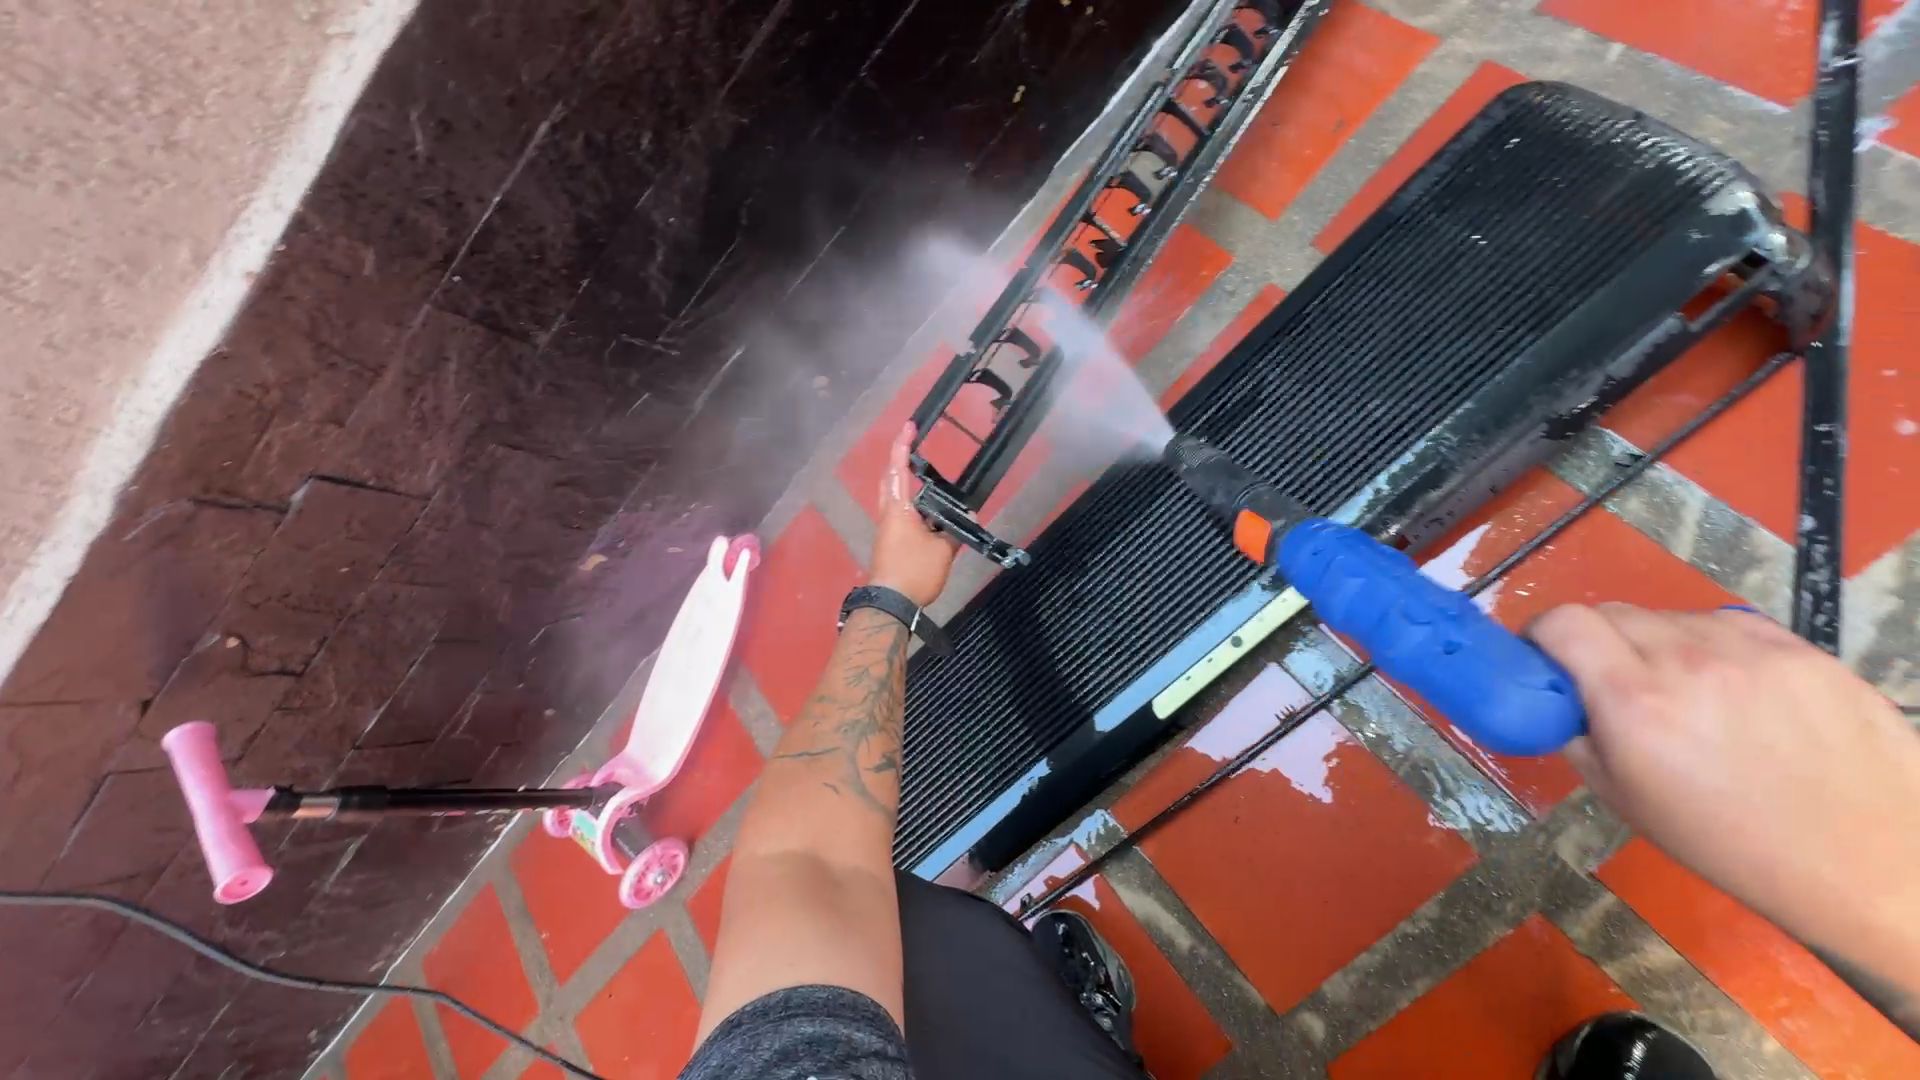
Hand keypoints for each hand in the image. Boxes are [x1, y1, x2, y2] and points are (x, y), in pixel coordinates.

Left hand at [868, 423, 957, 608]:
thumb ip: (954, 531)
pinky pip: (899, 514)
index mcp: (898, 508)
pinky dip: (912, 505)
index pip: (898, 469)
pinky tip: (929, 513)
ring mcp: (886, 528)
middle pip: (889, 479)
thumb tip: (966, 517)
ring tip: (927, 481)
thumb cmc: (914, 571)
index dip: (903, 445)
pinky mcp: (889, 542)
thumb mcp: (942, 551)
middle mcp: (888, 513)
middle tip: (913, 448)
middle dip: (899, 460)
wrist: (890, 602)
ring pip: (893, 497)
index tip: (910, 426)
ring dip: (906, 484)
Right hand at [1532, 603, 1919, 970]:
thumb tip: (1562, 699)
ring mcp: (1754, 653)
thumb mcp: (1620, 795)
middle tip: (1608, 680)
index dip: (1542, 634)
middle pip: (1611, 613)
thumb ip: (1578, 732)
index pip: (1563, 622)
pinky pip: (1730, 626)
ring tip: (1681, 690)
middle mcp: (1688, 662)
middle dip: (1595, 640)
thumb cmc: (1729, 843)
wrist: (1875, 866)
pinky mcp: (1806, 653)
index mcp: (1634, 700)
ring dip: (1655, 642)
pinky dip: (1711, 645)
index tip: (1544, 658)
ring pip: (1669, 617)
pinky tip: (1730, 686)